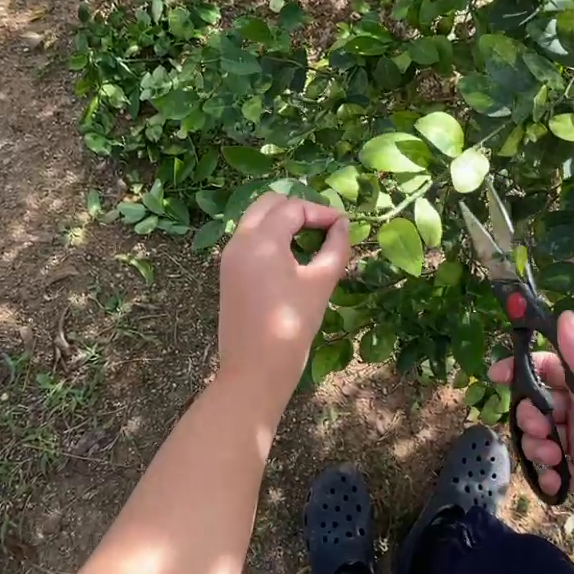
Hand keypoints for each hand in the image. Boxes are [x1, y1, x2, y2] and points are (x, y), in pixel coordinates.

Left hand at [216, 192, 351, 400]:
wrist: (254, 370)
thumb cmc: (293, 326)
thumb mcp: (320, 283)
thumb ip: (335, 248)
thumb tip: (342, 225)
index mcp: (261, 239)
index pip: (293, 208)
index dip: (322, 212)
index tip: (344, 225)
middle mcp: (240, 240)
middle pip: (269, 204)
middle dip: (299, 209)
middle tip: (325, 226)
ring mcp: (230, 256)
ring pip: (256, 219)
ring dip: (283, 221)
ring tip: (312, 239)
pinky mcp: (228, 272)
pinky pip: (250, 239)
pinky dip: (271, 236)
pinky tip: (292, 256)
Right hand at [490, 311, 573, 535]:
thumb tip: (564, 315)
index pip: (546, 370)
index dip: (519, 370)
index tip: (496, 376)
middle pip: (538, 408)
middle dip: (528, 417)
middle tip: (538, 429)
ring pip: (543, 440)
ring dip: (536, 448)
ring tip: (551, 459)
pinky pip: (557, 473)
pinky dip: (549, 478)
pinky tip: (555, 483)